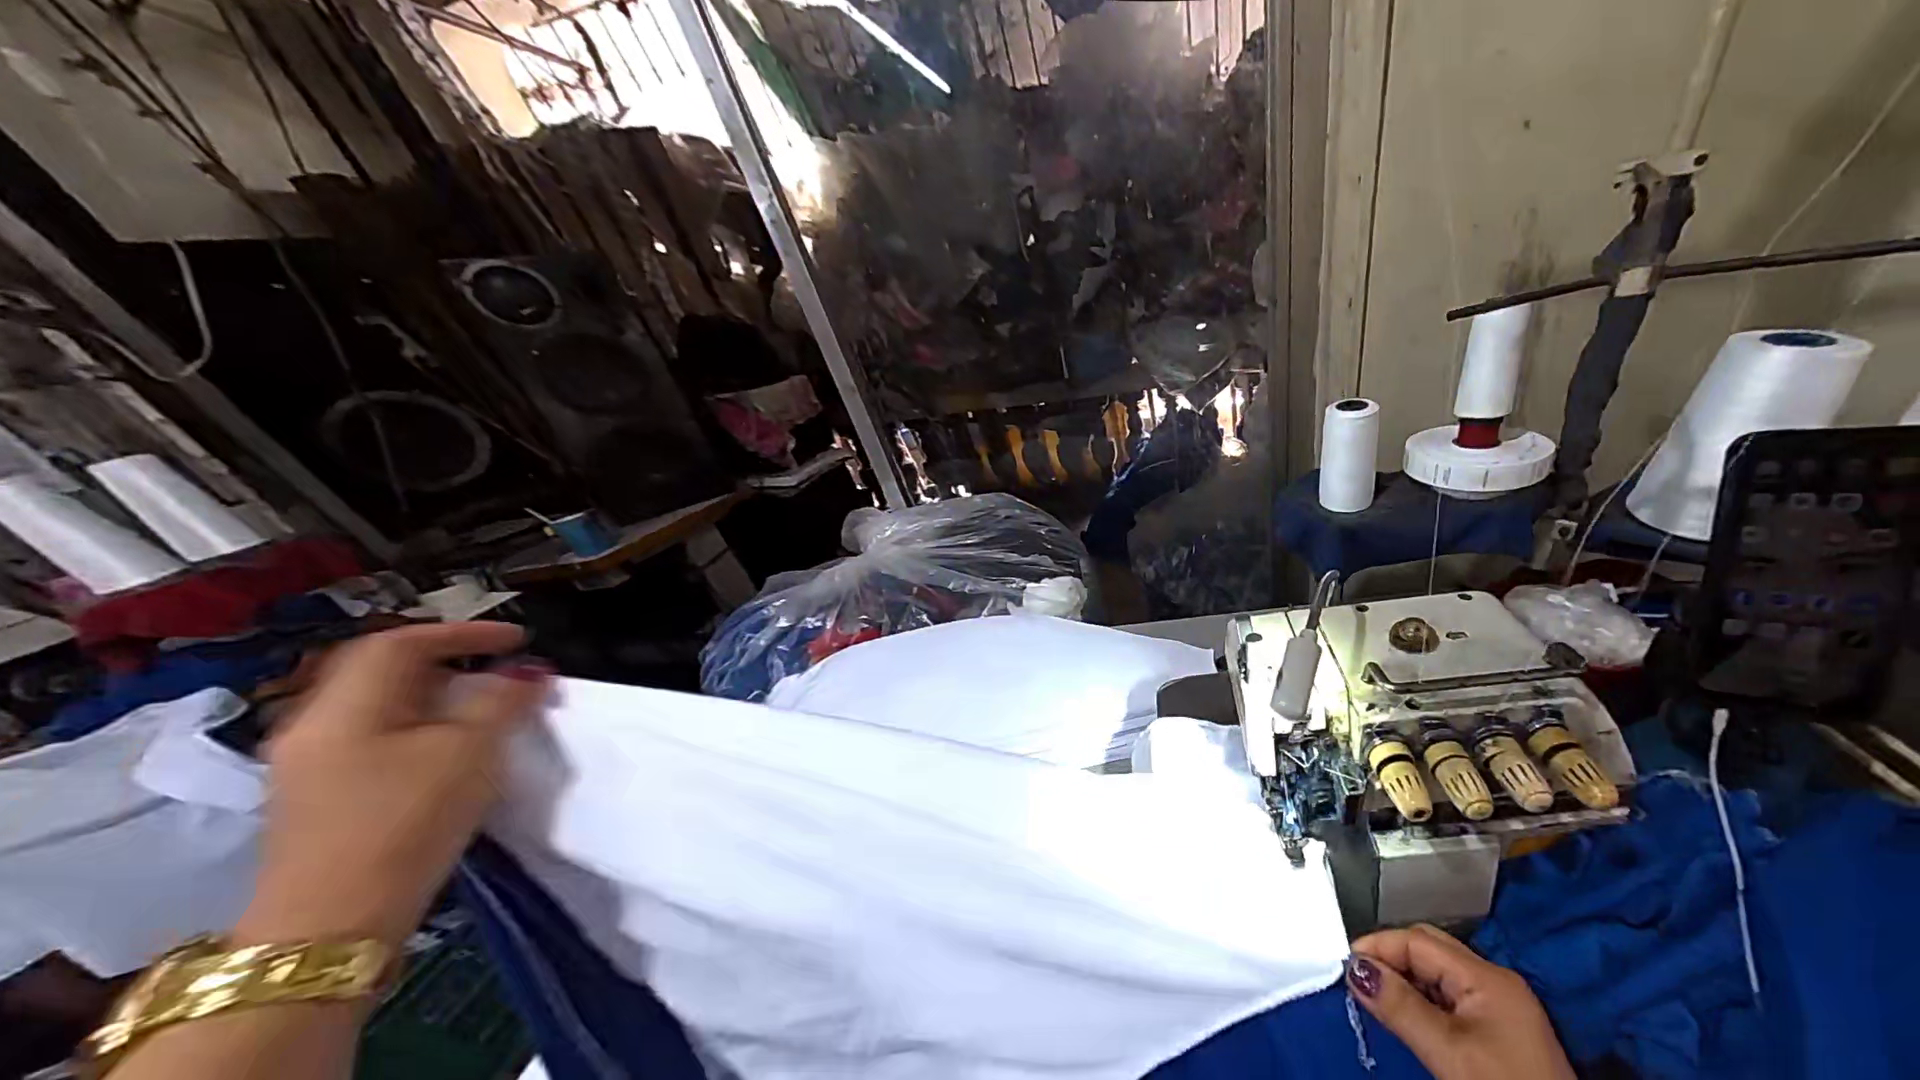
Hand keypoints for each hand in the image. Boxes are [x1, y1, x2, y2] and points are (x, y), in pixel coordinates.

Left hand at [234, 623, 552, 949]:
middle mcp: (314, 725)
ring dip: (431, 691)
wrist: (333, 928)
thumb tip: (530, 671)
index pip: (403, 642)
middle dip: (445, 657)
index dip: (465, 632)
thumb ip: (503, 702)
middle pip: (381, 668)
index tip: (517, 639)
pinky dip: (414, 721)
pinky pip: (371, 733)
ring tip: (478, 701)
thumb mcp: (469, 754)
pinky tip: (443, 744)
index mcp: (344, 707)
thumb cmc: (405, 825)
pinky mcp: (317, 796)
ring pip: (376, 703)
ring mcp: (307, 763)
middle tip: (495, 663)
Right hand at [1347, 923, 1574, 1079]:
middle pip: (1427, 947)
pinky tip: (1408, 1016)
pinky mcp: (1502, 1027)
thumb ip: (1398, 1005)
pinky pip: (1449, 993)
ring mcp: (1502, 1003)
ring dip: (1404, 978)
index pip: (1416, 940)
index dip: (1376, 947)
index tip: (1345, 969)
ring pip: (1436, 970)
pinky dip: (1422, 997)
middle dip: (1389, 958)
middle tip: (1359, 982)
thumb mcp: (1446, 1051)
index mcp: (1487, 977)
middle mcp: (1495, 980)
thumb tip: (1353, 967)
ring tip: (1378, 999)